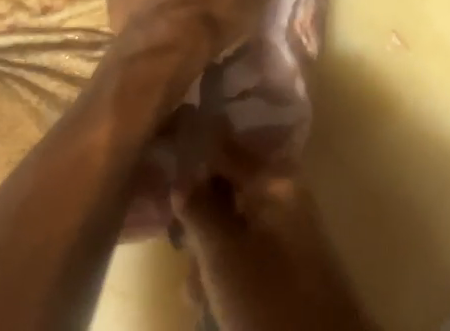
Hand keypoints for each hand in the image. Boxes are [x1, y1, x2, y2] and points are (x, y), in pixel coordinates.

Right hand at [174, 159, 371, 330]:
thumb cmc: (270, 297)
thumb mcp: (222, 253)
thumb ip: (199, 208)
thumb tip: (182, 177)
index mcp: (274, 182)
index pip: (225, 147)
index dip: (191, 156)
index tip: (162, 172)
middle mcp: (283, 198)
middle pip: (227, 189)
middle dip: (198, 219)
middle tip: (182, 248)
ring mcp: (287, 232)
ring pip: (232, 228)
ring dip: (208, 255)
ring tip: (197, 291)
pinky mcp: (287, 266)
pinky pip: (246, 256)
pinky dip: (225, 274)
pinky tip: (210, 302)